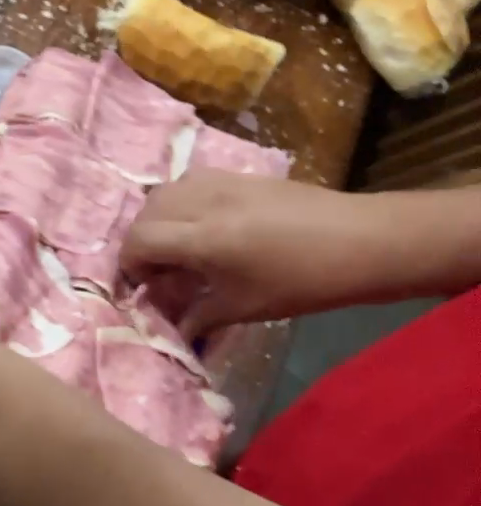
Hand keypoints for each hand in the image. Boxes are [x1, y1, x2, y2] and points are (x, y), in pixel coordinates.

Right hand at [121, 172, 376, 336]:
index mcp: (204, 238)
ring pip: (161, 194)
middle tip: (162, 266)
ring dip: (157, 218)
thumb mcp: (247, 307)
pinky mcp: (240, 176)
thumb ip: (198, 316)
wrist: (374, 241)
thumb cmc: (308, 280)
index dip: (130, 265)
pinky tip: (200, 218)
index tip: (146, 283)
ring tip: (177, 240)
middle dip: (141, 242)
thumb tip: (169, 329)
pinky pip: (188, 181)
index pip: (136, 242)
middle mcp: (204, 204)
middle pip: (143, 216)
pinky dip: (181, 200)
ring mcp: (222, 184)